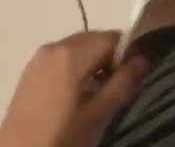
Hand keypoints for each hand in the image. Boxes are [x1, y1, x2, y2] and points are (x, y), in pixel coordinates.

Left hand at [0, 31, 150, 146]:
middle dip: (108, 57)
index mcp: (70, 54)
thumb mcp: (97, 117)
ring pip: (75, 47)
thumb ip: (122, 85)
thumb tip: (144, 59)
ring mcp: (38, 56)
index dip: (126, 52)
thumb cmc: (61, 138)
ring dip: (91, 62)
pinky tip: (76, 95)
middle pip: (91, 39)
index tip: (133, 75)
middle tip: (116, 88)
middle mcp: (53, 45)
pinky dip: (74, 66)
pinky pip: (60, 57)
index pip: (110, 37)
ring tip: (97, 95)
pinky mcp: (30, 69)